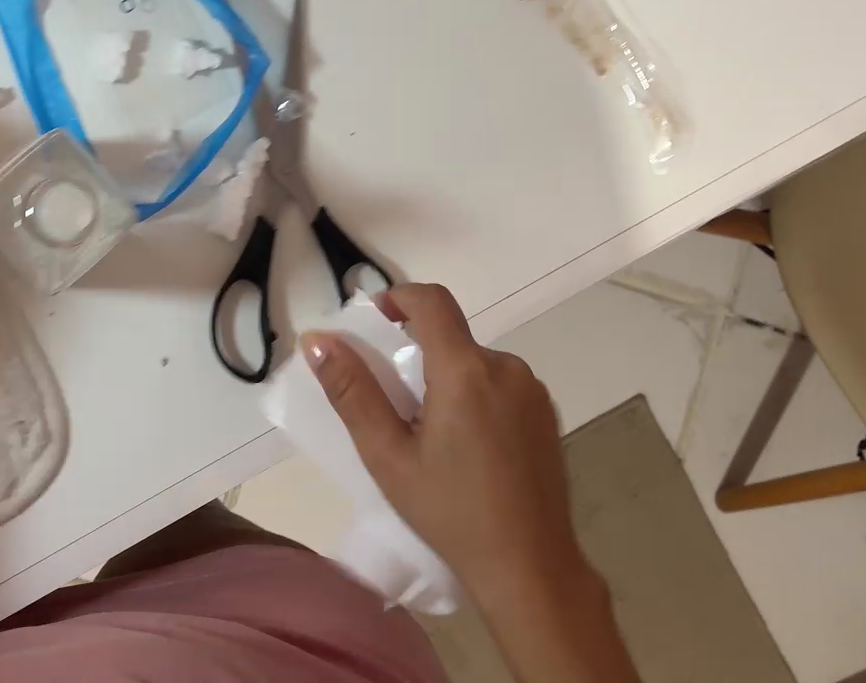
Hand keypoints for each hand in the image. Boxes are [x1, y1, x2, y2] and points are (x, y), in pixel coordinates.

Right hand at [302, 283, 580, 597]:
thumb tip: (317, 340)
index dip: (397, 296)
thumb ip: (351, 391)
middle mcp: (506, 368)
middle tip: (392, 401)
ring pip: (473, 360)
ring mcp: (533, 391)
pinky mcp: (547, 414)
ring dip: (445, 376)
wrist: (533, 570)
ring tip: (428, 432)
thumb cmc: (450, 511)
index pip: (431, 300)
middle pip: (450, 335)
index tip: (374, 320)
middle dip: (416, 352)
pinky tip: (466, 444)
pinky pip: (498, 383)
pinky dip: (473, 394)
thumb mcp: (386, 454)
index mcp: (465, 371)